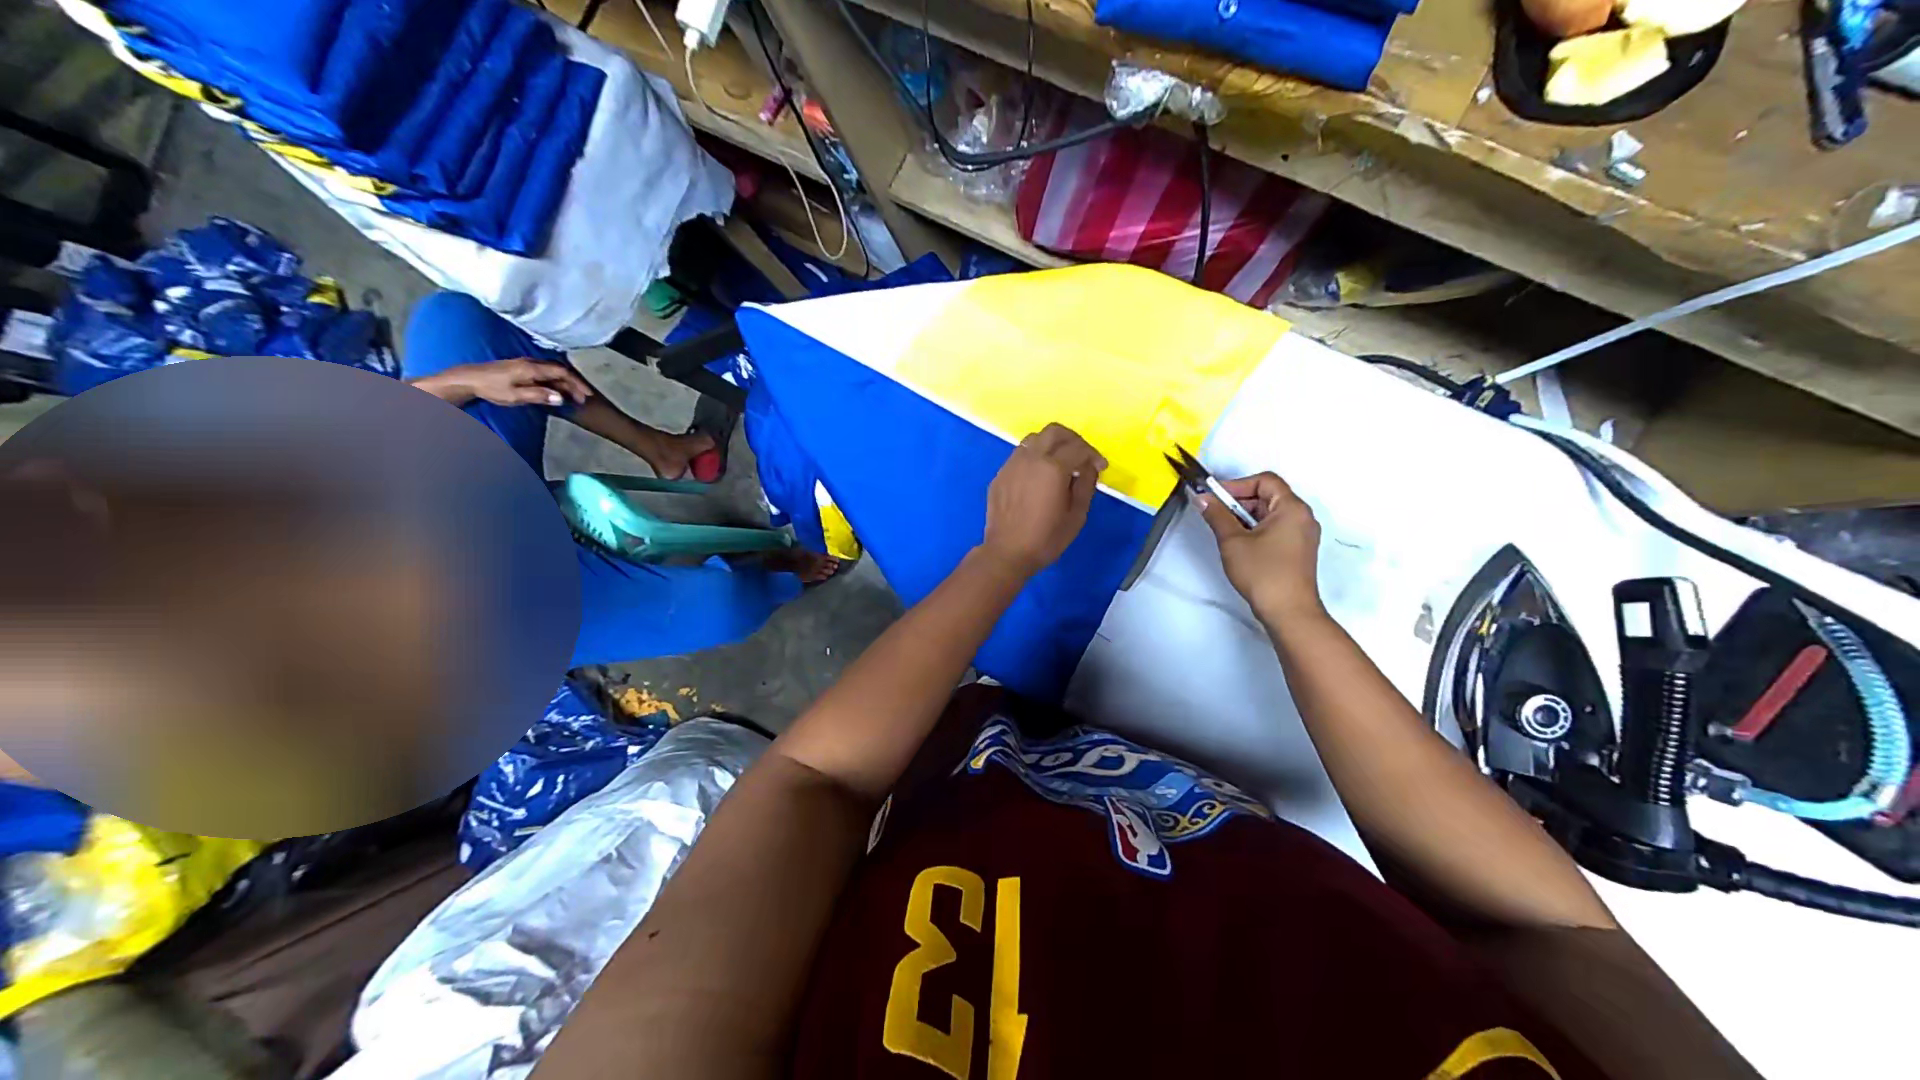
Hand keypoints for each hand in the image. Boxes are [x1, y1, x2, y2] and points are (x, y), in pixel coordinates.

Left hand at [436, 358, 593, 407]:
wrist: (468, 378)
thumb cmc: (491, 388)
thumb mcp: (516, 395)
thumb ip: (539, 396)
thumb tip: (561, 398)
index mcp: (532, 368)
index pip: (561, 373)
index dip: (577, 383)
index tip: (588, 394)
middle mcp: (531, 363)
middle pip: (559, 370)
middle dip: (574, 383)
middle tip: (583, 397)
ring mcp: (525, 364)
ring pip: (552, 371)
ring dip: (565, 382)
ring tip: (572, 395)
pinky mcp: (520, 367)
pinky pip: (545, 372)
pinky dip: (555, 381)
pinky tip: (555, 390)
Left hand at [978, 423, 1107, 579]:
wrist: (1006, 553)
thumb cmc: (1046, 539)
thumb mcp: (1076, 515)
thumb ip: (1086, 485)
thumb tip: (1089, 467)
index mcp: (1052, 468)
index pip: (1078, 447)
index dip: (1093, 454)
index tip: (1100, 467)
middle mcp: (1030, 458)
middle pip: (1054, 431)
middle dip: (1073, 439)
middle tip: (1082, 455)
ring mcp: (1011, 464)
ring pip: (1034, 439)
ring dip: (1052, 445)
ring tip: (1061, 463)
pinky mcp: (1000, 475)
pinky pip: (1020, 455)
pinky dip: (1035, 457)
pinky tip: (1040, 476)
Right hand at [1196, 471, 1324, 621]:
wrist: (1288, 611)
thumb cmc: (1263, 573)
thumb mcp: (1232, 541)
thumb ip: (1217, 515)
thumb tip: (1203, 499)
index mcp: (1292, 508)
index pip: (1265, 480)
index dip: (1237, 484)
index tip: (1215, 497)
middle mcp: (1303, 516)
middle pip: (1268, 495)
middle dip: (1239, 501)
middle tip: (1215, 514)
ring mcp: (1303, 534)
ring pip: (1271, 513)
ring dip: (1246, 517)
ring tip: (1225, 531)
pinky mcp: (1299, 549)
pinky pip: (1276, 528)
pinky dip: (1256, 529)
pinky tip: (1240, 544)